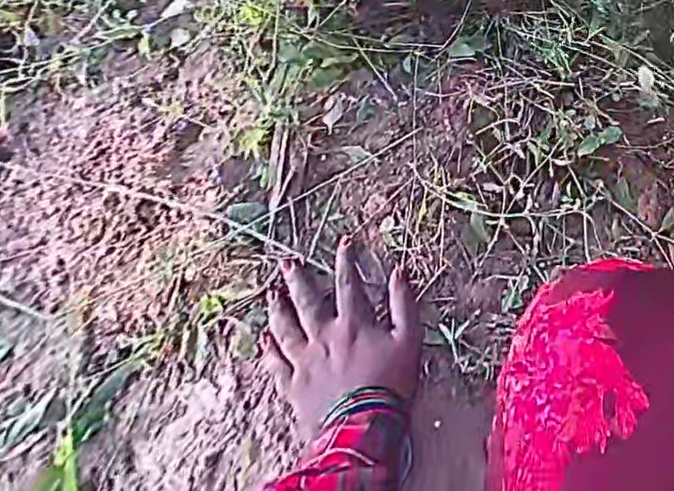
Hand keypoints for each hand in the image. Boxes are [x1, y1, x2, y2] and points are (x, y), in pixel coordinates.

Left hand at [260, 238, 422, 436]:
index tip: (344, 241)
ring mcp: (306, 361)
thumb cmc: (390, 384)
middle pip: (308, 301)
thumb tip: (400, 271)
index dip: (346, 259)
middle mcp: (325, 336)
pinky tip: (264, 340)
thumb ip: (404, 302)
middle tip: (287, 262)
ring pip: (286, 329)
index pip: (348, 282)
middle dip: (298, 279)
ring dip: (278, 310)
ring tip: (271, 295)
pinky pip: (276, 365)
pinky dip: (269, 351)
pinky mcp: (294, 387)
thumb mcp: (409, 338)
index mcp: (354, 323)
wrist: (363, 432)